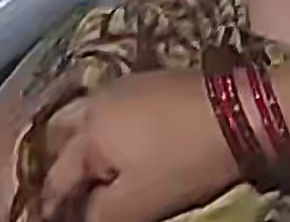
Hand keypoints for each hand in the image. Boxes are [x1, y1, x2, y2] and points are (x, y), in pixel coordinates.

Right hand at [36, 71, 242, 221]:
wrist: (236, 111)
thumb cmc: (180, 160)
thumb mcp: (132, 204)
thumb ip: (93, 216)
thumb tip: (76, 214)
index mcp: (89, 127)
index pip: (55, 180)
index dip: (53, 210)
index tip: (59, 221)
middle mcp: (101, 97)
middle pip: (72, 147)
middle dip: (72, 180)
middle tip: (80, 207)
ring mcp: (129, 85)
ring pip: (96, 129)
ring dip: (95, 160)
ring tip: (104, 188)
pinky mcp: (153, 83)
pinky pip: (120, 117)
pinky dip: (117, 141)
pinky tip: (131, 159)